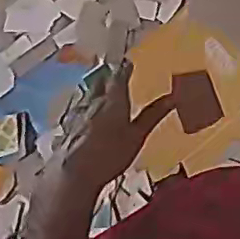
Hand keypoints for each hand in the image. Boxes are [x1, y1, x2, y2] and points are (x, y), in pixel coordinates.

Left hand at [65, 77, 175, 192]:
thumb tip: (173, 96)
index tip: (129, 62)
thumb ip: (154, 115)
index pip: (119, 78)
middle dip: (108, 76)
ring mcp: (76, 116)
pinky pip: (76, 111)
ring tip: (99, 87)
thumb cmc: (109, 154)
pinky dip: (82, 107)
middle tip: (114, 71)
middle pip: (100, 83)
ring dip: (94, 89)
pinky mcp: (66, 130)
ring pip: (86, 96)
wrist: (71, 176)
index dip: (125, 69)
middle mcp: (93, 103)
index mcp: (113, 101)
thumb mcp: (137, 135)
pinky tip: (82, 113)